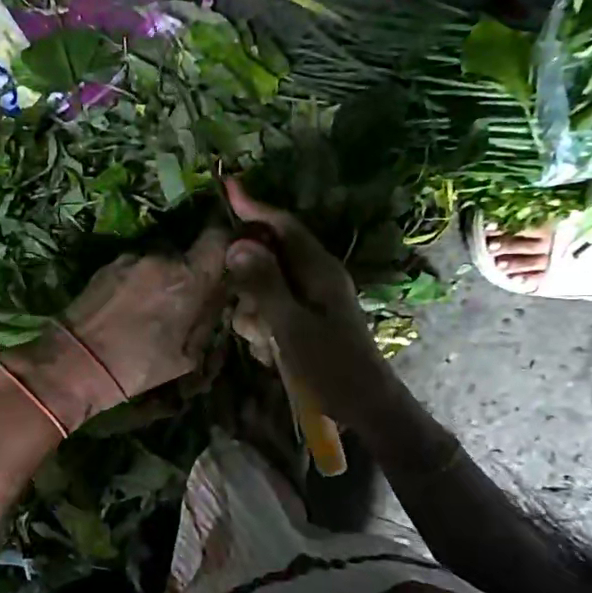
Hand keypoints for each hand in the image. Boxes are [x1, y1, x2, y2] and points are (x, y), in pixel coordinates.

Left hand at [0, 226, 228, 430]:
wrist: (74, 364)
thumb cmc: (138, 366)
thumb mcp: (188, 355)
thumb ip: (208, 318)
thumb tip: (221, 296)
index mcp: (188, 278)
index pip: (219, 238)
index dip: (227, 245)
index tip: (228, 260)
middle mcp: (162, 258)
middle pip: (188, 254)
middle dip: (191, 273)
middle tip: (187, 301)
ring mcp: (131, 258)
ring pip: (161, 262)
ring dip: (164, 278)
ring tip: (153, 309)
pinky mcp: (107, 265)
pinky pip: (136, 268)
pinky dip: (140, 282)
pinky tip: (131, 308)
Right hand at [223, 180, 396, 429]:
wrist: (365, 406)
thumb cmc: (331, 366)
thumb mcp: (291, 326)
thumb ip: (264, 285)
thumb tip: (238, 245)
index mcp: (319, 270)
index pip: (284, 227)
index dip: (255, 207)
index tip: (226, 187)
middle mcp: (317, 278)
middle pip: (268, 259)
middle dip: (249, 285)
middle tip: (247, 314)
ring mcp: (313, 300)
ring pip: (266, 290)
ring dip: (257, 316)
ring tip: (267, 344)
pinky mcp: (308, 321)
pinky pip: (274, 313)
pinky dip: (267, 331)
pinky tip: (274, 356)